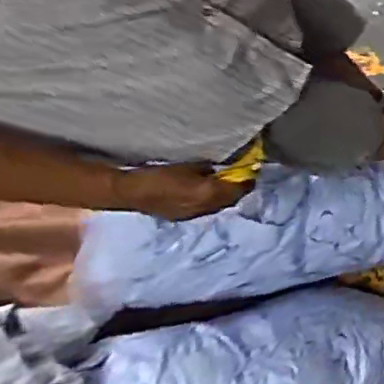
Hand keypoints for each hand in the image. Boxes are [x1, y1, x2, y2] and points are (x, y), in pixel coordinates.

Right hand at [116, 163, 247, 220]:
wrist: (131, 192)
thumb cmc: (161, 174)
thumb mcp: (191, 166)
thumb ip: (210, 170)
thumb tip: (222, 170)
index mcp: (208, 194)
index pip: (237, 191)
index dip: (247, 181)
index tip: (252, 171)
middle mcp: (204, 208)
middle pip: (230, 201)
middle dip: (238, 190)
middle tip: (242, 178)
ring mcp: (193, 215)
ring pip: (218, 207)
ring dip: (225, 197)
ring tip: (226, 186)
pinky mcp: (182, 217)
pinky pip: (206, 210)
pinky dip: (212, 202)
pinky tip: (209, 194)